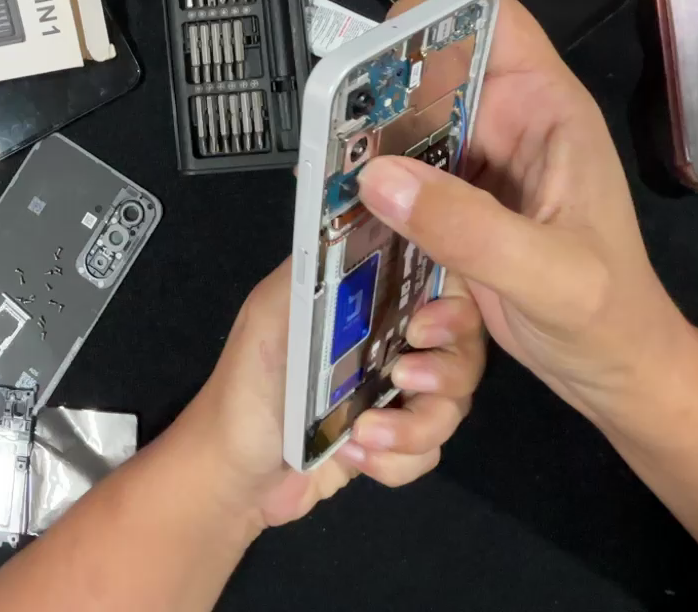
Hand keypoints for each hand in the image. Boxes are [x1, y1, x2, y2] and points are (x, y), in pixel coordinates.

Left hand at [166, 255, 486, 530]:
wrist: (238, 477)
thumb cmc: (246, 384)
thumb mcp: (271, 313)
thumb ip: (317, 270)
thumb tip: (363, 220)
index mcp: (359, 300)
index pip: (429, 280)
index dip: (447, 298)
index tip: (424, 325)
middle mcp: (385, 339)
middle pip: (459, 345)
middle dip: (442, 371)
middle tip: (402, 379)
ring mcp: (392, 392)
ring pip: (451, 405)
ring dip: (412, 427)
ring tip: (362, 434)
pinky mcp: (394, 442)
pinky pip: (430, 452)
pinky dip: (395, 461)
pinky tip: (351, 457)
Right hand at [356, 0, 694, 426]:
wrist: (618, 369)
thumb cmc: (608, 318)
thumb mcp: (550, 278)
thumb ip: (469, 229)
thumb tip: (375, 176)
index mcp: (543, 106)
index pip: (486, 13)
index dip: (428, 13)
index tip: (375, 64)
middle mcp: (503, 119)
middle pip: (427, 67)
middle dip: (375, 91)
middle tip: (332, 139)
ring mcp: (474, 157)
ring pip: (403, 117)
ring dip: (364, 140)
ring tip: (329, 179)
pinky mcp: (451, 194)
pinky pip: (397, 165)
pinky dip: (368, 180)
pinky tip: (347, 211)